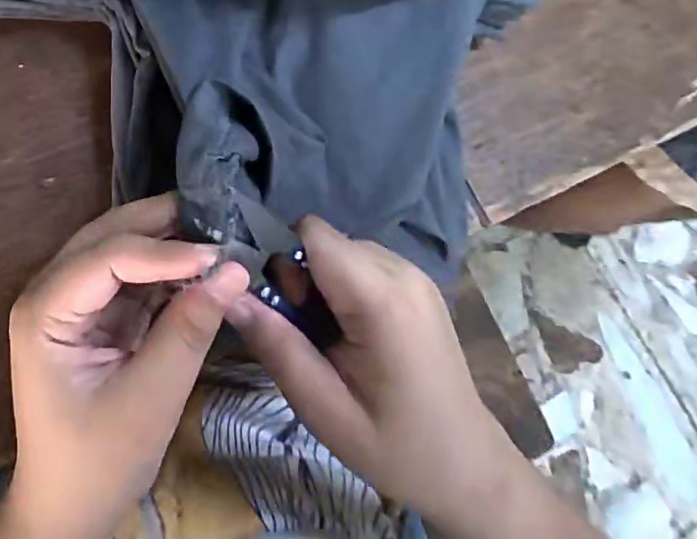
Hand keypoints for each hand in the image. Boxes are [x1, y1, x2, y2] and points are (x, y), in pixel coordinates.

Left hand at [0, 194, 249, 538]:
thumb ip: (189, 330)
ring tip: (216, 234)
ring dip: (167, 239)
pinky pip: (132, 273)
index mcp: (44, 311)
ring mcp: (72, 298)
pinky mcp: (95, 311)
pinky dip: (167, 269)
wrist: (67, 510)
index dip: (163, 251)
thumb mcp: (149, 400)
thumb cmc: (98, 463)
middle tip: (219, 215)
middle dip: (163, 224)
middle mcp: (51, 291)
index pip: (106, 257)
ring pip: (121, 245)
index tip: (217, 256)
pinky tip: (200, 267)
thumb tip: (234, 270)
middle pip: (108, 236)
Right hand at [228, 218, 597, 538]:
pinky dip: (344, 284)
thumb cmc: (394, 445)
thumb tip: (228, 295)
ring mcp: (414, 271)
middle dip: (301, 276)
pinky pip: (362, 260)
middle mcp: (401, 269)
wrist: (467, 465)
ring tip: (331, 337)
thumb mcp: (323, 408)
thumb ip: (275, 345)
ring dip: (321, 281)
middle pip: (324, 241)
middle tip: (307, 333)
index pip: (312, 232)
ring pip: (340, 248)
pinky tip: (353, 332)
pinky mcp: (417, 280)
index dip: (284, 259)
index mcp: (381, 296)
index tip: (284, 309)